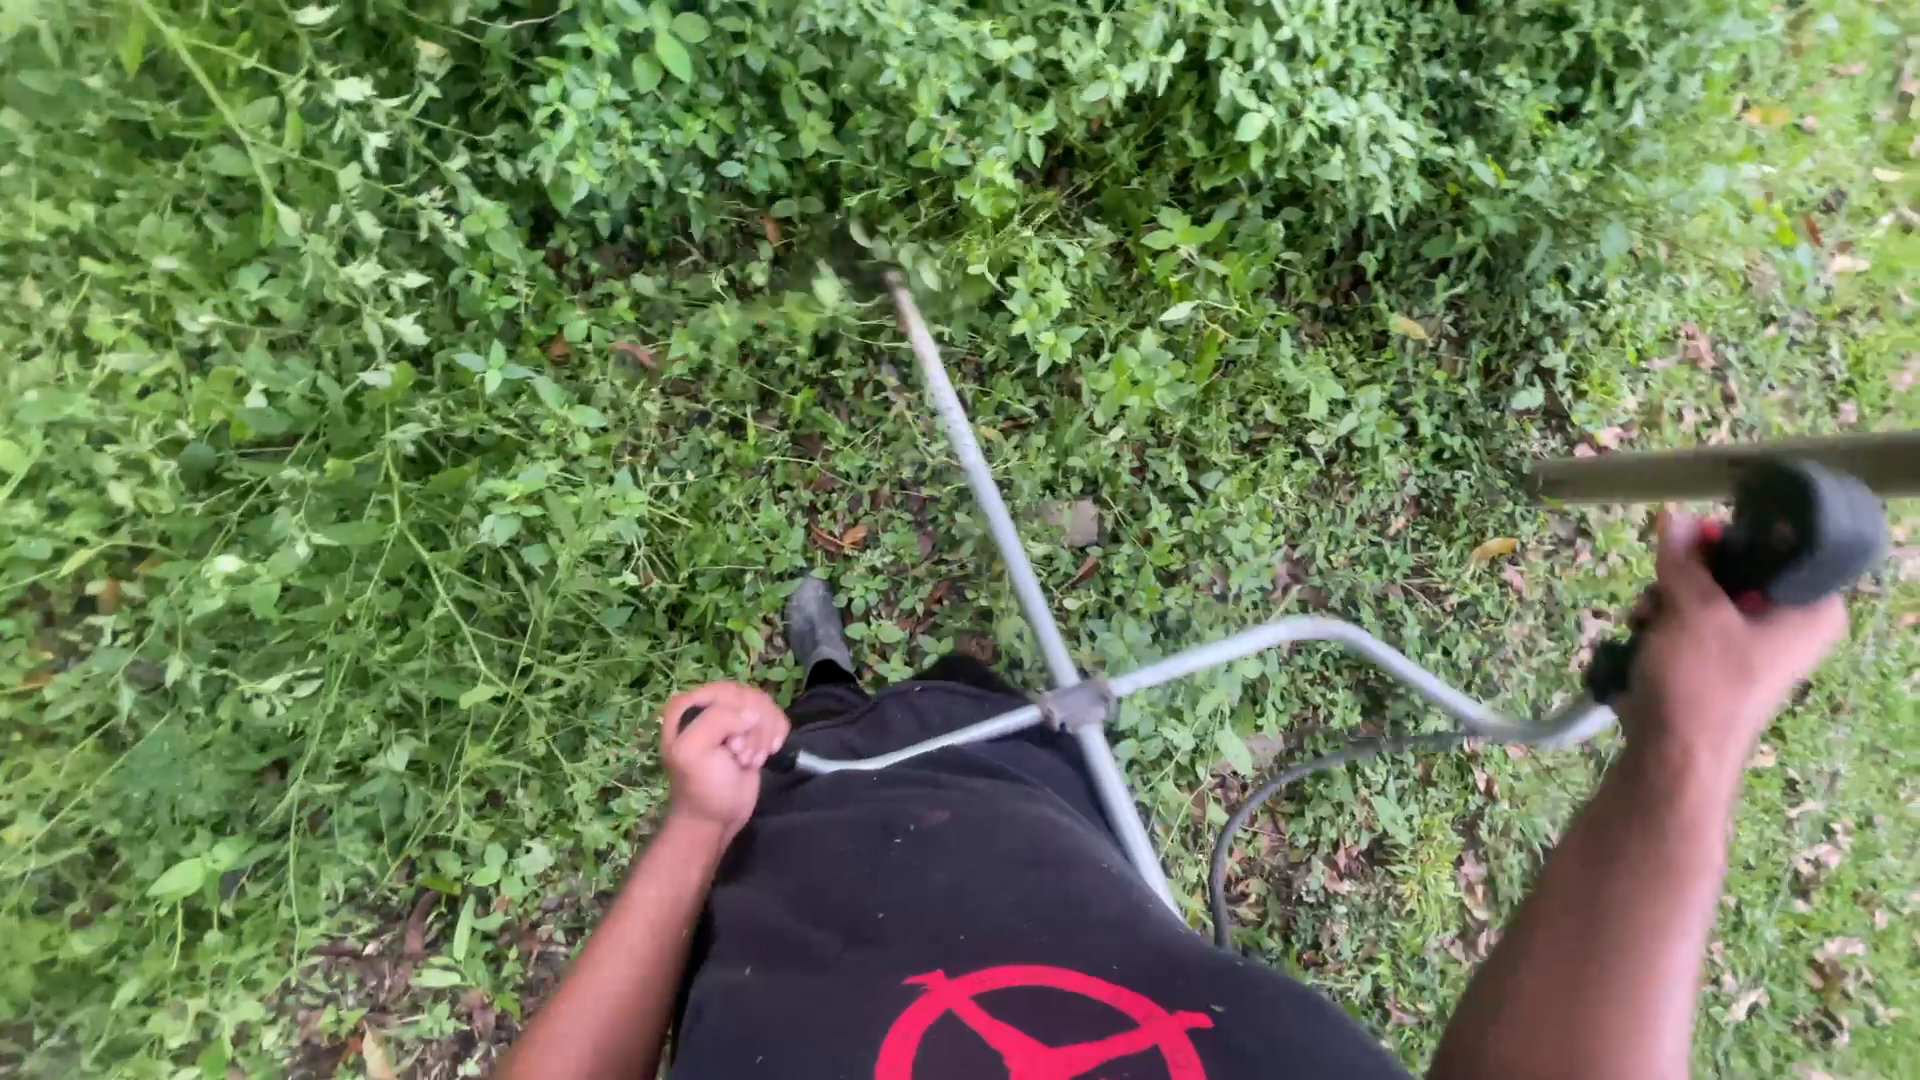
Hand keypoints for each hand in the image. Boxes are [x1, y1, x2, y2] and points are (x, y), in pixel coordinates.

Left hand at [658, 682, 790, 843]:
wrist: (718, 817)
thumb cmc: (702, 787)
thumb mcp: (693, 752)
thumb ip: (715, 721)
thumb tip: (752, 714)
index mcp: (687, 706)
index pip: (727, 691)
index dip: (737, 716)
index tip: (733, 746)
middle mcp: (709, 705)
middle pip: (749, 696)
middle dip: (754, 729)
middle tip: (742, 757)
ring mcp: (732, 716)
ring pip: (765, 705)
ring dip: (764, 735)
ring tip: (751, 760)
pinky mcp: (752, 728)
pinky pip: (775, 714)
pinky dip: (777, 733)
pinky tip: (768, 753)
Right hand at [1617, 511, 1847, 781]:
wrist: (1674, 748)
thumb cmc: (1701, 680)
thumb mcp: (1691, 612)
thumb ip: (1684, 563)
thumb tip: (1676, 516)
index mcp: (1810, 611)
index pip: (1781, 552)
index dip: (1734, 542)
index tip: (1693, 543)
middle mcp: (1787, 625)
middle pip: (1731, 572)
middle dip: (1683, 578)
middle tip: (1661, 591)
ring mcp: (1748, 645)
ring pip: (1699, 596)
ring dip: (1661, 601)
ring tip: (1643, 621)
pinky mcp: (1712, 660)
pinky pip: (1684, 622)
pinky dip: (1658, 623)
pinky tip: (1640, 634)